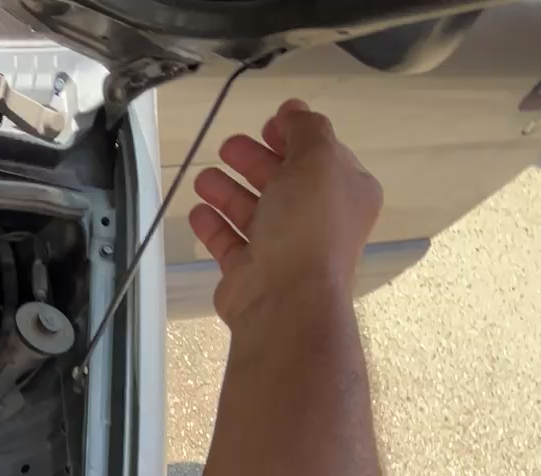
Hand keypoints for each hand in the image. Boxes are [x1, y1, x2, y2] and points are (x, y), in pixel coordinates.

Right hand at [190, 100, 382, 327]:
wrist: (284, 297)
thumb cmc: (307, 226)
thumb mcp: (317, 161)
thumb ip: (306, 130)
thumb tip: (293, 113)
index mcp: (343, 190)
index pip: (319, 155)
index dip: (293, 136)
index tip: (268, 121)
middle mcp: (313, 217)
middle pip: (280, 181)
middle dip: (254, 161)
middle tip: (227, 146)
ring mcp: (279, 246)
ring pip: (250, 210)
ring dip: (227, 191)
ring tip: (203, 176)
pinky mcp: (247, 269)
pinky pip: (228, 241)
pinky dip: (213, 224)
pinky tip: (197, 211)